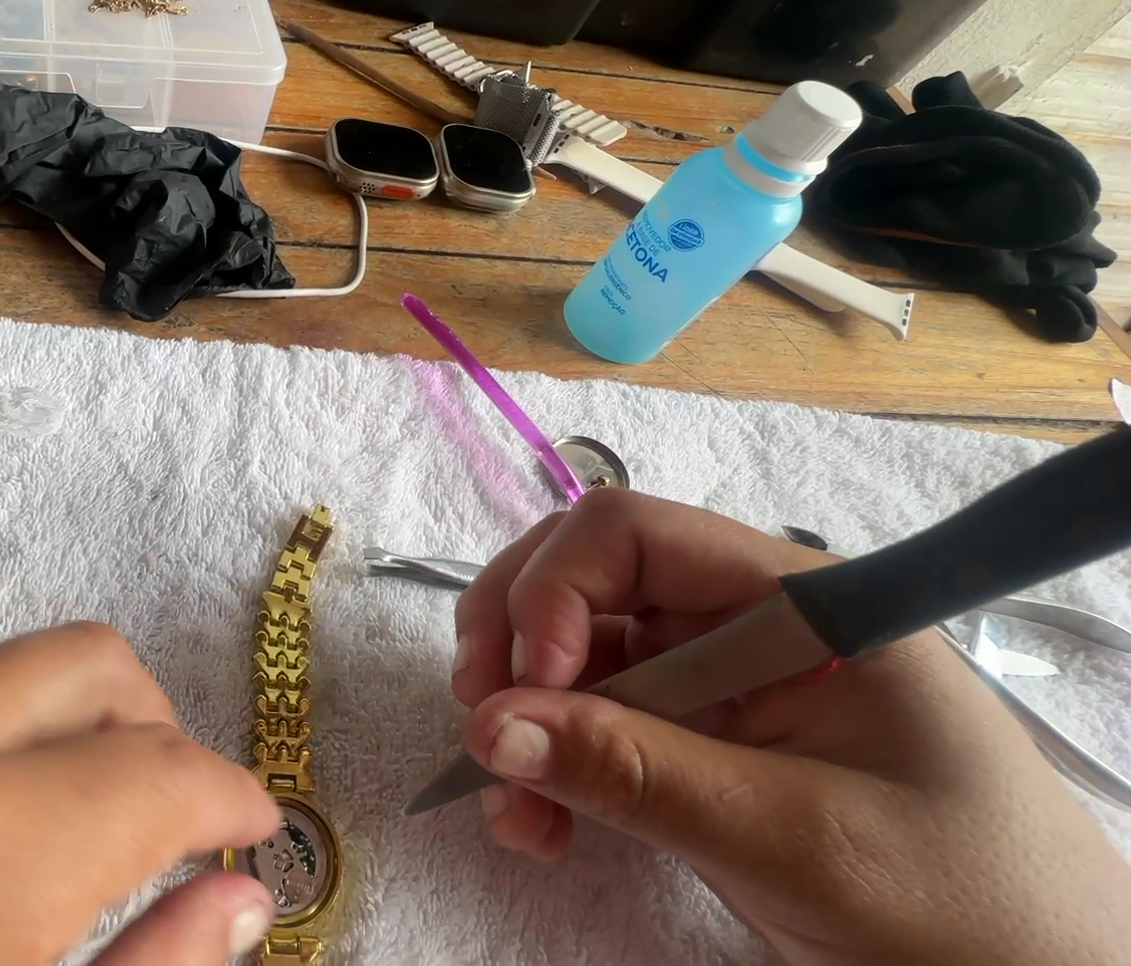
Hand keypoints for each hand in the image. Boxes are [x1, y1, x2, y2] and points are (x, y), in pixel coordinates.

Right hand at [451, 489, 1130, 965]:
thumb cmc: (967, 917)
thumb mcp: (800, 843)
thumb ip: (639, 776)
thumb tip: (487, 728)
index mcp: (791, 601)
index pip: (631, 533)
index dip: (556, 590)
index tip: (527, 685)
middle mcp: (731, 617)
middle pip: (577, 575)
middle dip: (510, 641)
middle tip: (482, 720)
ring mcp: (700, 672)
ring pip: (560, 649)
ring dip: (514, 714)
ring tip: (509, 806)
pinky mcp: (679, 727)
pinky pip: (576, 713)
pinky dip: (537, 758)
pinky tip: (534, 822)